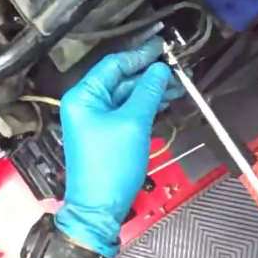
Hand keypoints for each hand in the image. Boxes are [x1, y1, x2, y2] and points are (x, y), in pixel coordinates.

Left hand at [52, 41, 174, 256]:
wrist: (99, 207)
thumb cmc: (108, 171)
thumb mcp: (134, 124)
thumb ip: (147, 93)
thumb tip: (159, 71)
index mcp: (82, 97)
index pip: (113, 64)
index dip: (140, 56)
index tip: (160, 49)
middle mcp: (84, 105)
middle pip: (120, 79)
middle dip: (149, 76)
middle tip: (175, 72)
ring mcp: (93, 120)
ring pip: (125, 96)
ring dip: (149, 92)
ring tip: (175, 88)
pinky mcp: (103, 134)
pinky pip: (124, 112)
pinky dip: (143, 107)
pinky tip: (161, 103)